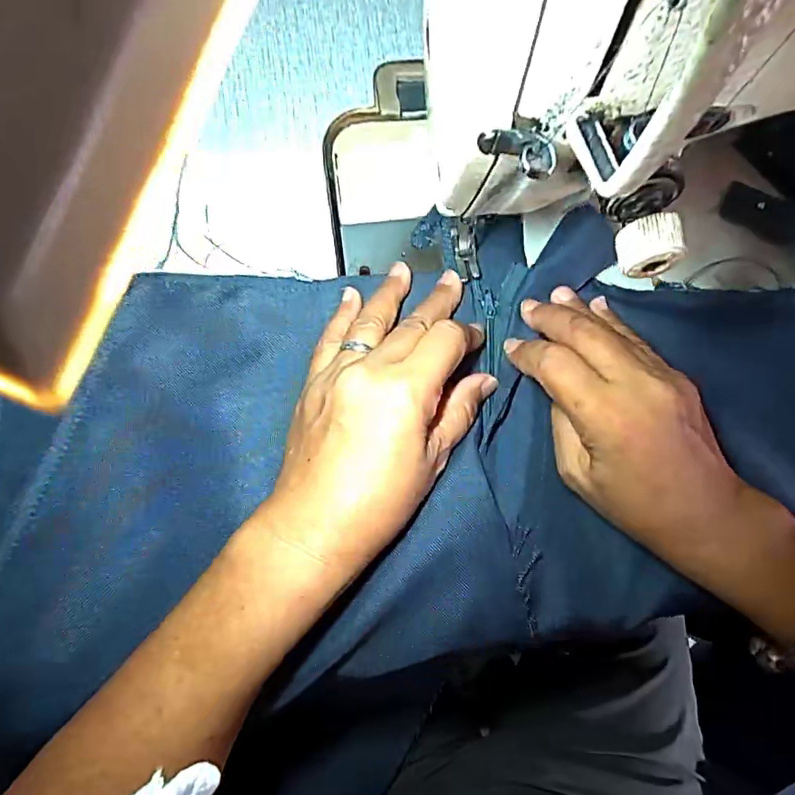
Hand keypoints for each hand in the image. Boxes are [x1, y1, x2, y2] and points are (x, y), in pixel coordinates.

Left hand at [251, 264, 495, 584]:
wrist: (312, 524)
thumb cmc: (379, 504)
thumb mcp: (430, 462)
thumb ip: (456, 413)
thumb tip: (482, 381)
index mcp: (406, 389)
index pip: (444, 341)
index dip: (465, 334)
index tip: (476, 337)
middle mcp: (370, 368)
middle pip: (410, 324)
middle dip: (435, 302)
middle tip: (451, 281)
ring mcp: (336, 372)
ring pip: (368, 321)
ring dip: (389, 294)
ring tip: (403, 271)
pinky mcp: (313, 383)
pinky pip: (330, 338)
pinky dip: (342, 315)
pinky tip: (351, 297)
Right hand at [501, 287, 763, 575]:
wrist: (705, 510)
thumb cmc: (633, 505)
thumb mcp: (577, 474)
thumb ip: (562, 423)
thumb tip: (557, 388)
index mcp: (604, 414)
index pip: (556, 365)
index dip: (529, 352)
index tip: (512, 346)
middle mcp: (634, 383)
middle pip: (585, 335)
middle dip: (552, 319)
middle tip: (528, 306)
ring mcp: (661, 375)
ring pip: (613, 330)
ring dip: (582, 311)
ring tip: (557, 295)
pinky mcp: (677, 376)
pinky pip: (637, 341)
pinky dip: (614, 322)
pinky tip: (598, 308)